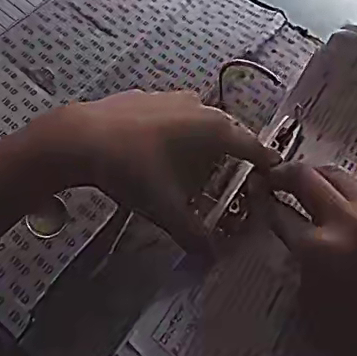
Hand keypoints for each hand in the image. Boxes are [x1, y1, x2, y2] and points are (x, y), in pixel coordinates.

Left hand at [20, 90, 278, 251]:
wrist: (82, 136)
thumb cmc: (133, 169)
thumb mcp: (166, 208)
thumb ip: (194, 234)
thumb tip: (213, 259)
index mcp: (214, 128)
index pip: (253, 147)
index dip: (266, 164)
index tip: (274, 179)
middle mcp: (200, 105)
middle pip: (228, 132)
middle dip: (233, 157)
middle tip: (234, 183)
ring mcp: (173, 97)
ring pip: (201, 121)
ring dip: (205, 143)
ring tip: (197, 170)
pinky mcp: (149, 96)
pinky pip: (176, 115)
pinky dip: (179, 132)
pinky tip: (162, 152)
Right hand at [257, 163, 356, 355]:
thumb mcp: (316, 315)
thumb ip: (302, 269)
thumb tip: (294, 241)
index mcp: (323, 252)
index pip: (281, 213)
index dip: (264, 203)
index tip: (258, 195)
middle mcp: (353, 224)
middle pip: (307, 176)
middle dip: (283, 174)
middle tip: (273, 177)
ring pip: (341, 178)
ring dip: (318, 179)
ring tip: (308, 187)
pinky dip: (352, 198)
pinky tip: (347, 213)